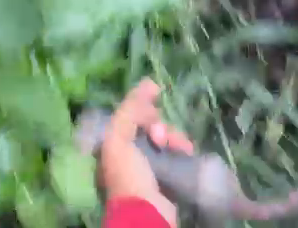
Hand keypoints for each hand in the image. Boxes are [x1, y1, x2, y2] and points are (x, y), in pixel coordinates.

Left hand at [100, 80, 193, 226]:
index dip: (140, 106)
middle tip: (161, 134)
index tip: (154, 98)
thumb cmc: (128, 176)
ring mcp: (147, 168)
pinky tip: (186, 149)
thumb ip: (129, 110)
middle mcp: (126, 157)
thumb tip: (149, 82)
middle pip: (147, 126)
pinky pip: (175, 153)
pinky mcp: (166, 177)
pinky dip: (181, 148)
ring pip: (163, 138)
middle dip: (159, 124)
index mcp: (111, 148)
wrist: (148, 214)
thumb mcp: (117, 139)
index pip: (127, 116)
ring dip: (173, 135)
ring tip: (180, 145)